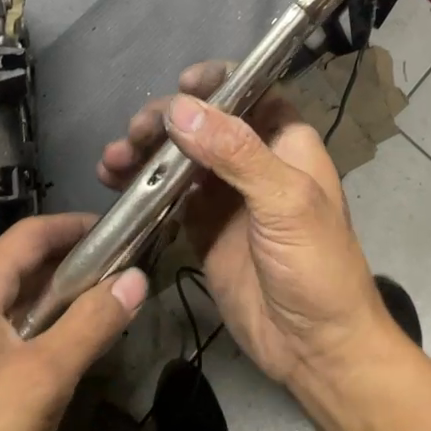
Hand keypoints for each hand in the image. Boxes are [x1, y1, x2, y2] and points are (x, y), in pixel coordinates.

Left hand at [0, 214, 148, 430]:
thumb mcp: (43, 380)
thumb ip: (91, 325)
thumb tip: (137, 277)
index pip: (30, 234)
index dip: (76, 226)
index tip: (120, 230)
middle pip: (20, 266)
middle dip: (71, 265)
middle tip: (120, 274)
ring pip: (10, 302)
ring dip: (55, 299)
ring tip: (100, 309)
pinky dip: (34, 327)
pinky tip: (59, 350)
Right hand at [98, 62, 394, 388]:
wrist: (316, 348)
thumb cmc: (317, 265)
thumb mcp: (285, 202)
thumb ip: (235, 153)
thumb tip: (181, 108)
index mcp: (285, 141)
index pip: (250, 91)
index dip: (216, 82)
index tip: (181, 84)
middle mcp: (252, 159)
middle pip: (204, 122)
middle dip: (167, 120)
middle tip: (136, 134)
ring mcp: (225, 194)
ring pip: (180, 156)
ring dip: (146, 152)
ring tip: (113, 159)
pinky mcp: (201, 227)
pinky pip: (166, 196)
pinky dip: (140, 187)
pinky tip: (114, 184)